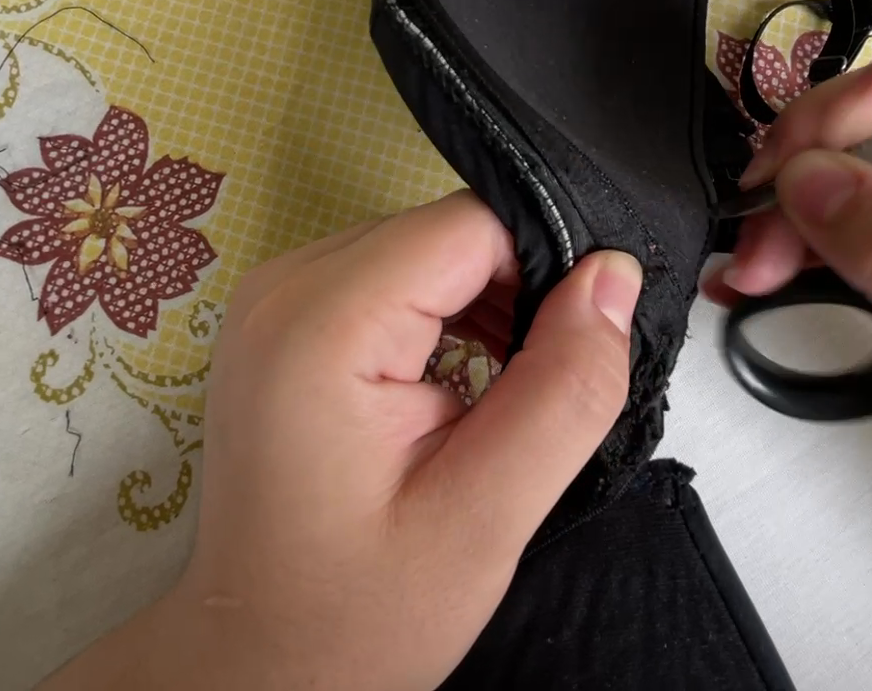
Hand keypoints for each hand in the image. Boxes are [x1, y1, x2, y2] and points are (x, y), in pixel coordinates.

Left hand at [43, 192, 641, 690]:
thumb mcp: (483, 517)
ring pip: (427, 247)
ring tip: (497, 395)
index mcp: (320, 322)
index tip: (574, 339)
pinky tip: (456, 381)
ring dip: (481, 303)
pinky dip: (443, 312)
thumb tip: (613, 275)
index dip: (542, 263)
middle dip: (512, 289)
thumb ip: (562, 388)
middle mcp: (286, 281)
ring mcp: (279, 290)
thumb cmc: (357, 608)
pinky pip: (394, 273)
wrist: (258, 653)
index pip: (468, 223)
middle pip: (446, 230)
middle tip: (534, 386)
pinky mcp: (288, 310)